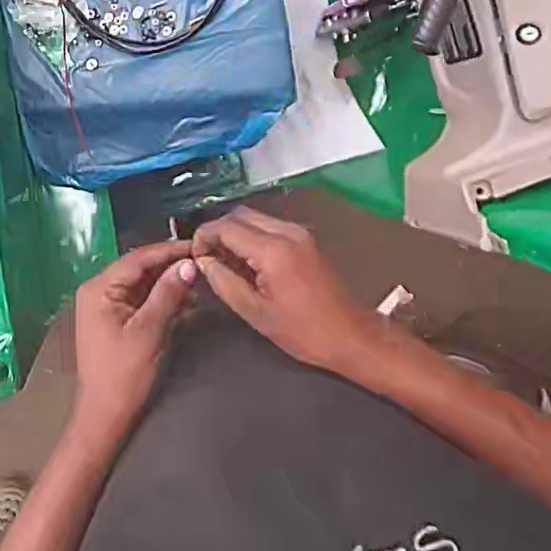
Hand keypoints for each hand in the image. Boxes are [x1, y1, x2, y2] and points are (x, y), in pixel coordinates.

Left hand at [71, 240, 197, 431]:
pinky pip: (141, 300)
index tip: (197, 245)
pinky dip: (162, 299)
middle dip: (170, 266)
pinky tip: (185, 302)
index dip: (168, 250)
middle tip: (202, 262)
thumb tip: (189, 264)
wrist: (105, 417)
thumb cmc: (124, 373)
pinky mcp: (115, 319)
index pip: (138, 258)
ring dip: (168, 283)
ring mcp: (105, 305)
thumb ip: (168, 293)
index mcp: (99, 288)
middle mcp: (99, 290)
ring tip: (199, 283)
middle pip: (139, 269)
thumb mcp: (149, 330)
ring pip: (142, 284)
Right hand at [192, 207, 384, 375]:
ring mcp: (299, 232)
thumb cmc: (304, 332)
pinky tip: (248, 261)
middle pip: (238, 214)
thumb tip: (203, 262)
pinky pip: (269, 225)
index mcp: (273, 251)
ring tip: (226, 261)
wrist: (353, 336)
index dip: (203, 237)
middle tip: (208, 257)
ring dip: (234, 232)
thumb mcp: (256, 313)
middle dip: (217, 231)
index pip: (225, 226)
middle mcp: (287, 232)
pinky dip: (252, 235)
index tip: (196, 257)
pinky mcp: (305, 238)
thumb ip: (224, 283)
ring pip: (253, 216)